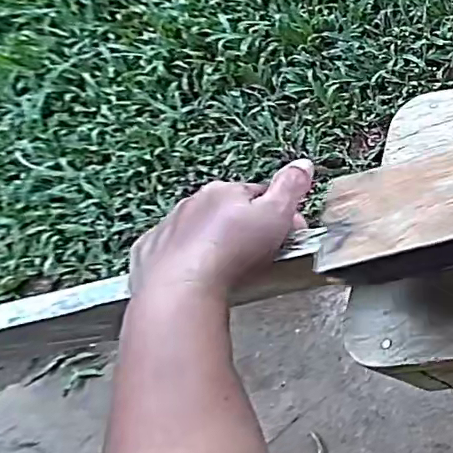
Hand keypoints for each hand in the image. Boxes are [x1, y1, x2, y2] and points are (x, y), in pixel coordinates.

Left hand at [129, 160, 315, 298]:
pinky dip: (193, 256)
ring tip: (237, 264)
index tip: (292, 231)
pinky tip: (204, 271)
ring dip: (222, 240)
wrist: (180, 288)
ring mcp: (166, 227)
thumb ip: (292, 186)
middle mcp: (192, 203)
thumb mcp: (278, 213)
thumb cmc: (234, 249)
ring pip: (205, 229)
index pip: (263, 194)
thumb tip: (303, 163)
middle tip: (269, 250)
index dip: (283, 213)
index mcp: (224, 191)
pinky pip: (177, 249)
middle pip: (233, 210)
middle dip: (252, 225)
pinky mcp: (148, 252)